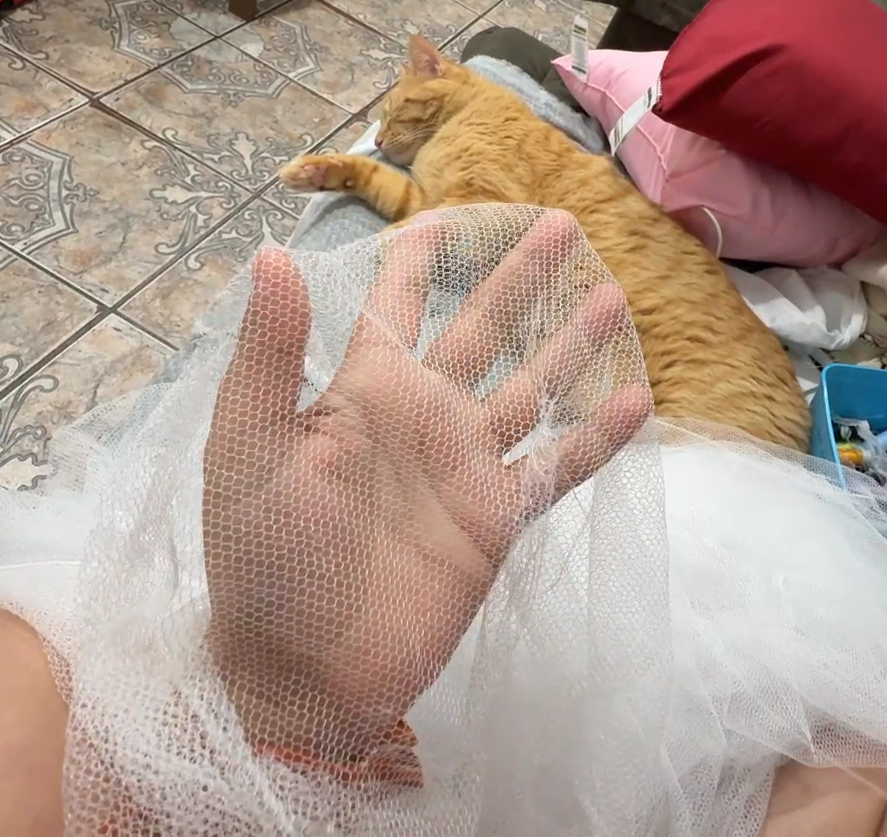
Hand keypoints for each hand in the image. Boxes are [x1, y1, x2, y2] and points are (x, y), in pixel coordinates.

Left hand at [201, 211, 652, 767]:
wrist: (305, 671)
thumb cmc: (263, 557)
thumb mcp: (249, 446)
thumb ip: (270, 353)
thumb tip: (272, 252)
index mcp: (368, 390)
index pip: (396, 304)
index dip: (417, 259)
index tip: (444, 216)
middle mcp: (425, 415)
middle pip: (484, 327)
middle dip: (519, 276)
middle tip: (560, 224)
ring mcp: (467, 465)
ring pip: (531, 387)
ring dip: (570, 342)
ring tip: (612, 294)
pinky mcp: (498, 518)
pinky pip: (557, 467)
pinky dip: (596, 437)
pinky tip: (636, 400)